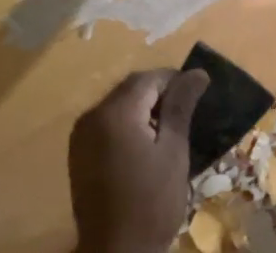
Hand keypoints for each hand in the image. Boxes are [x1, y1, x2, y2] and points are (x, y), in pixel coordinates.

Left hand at [69, 68, 209, 252]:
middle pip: (130, 89)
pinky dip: (125, 125)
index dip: (174, 80)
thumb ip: (181, 107)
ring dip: (141, 108)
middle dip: (158, 93)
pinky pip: (105, 124)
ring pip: (117, 105)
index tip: (197, 94)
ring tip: (167, 130)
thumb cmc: (151, 203)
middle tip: (185, 112)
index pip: (148, 78)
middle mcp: (92, 115)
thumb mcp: (173, 152)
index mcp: (115, 112)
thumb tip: (197, 72)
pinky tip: (142, 146)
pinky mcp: (78, 154)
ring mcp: (81, 135)